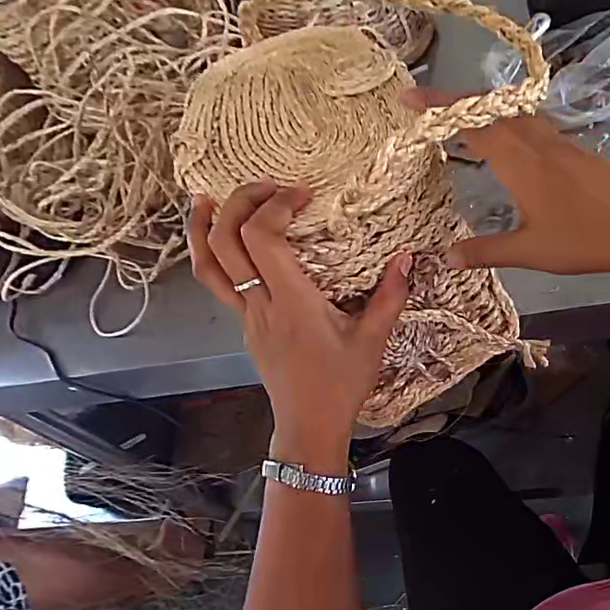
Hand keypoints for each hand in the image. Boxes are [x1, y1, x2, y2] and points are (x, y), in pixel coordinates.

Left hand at [187, 183, 410, 468]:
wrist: (309, 425)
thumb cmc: (342, 385)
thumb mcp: (373, 341)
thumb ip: (390, 297)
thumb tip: (406, 258)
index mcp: (292, 303)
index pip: (263, 239)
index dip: (276, 206)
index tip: (303, 195)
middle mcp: (260, 305)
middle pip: (225, 241)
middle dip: (240, 203)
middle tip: (268, 185)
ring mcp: (246, 316)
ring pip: (207, 265)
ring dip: (203, 227)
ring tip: (205, 198)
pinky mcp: (245, 326)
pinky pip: (216, 282)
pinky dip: (211, 253)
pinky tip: (220, 240)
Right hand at [412, 89, 609, 278]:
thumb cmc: (584, 240)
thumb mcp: (530, 251)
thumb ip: (487, 251)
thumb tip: (446, 257)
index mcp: (520, 163)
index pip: (473, 126)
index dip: (439, 109)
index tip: (410, 95)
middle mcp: (537, 144)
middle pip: (492, 110)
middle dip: (456, 102)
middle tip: (427, 102)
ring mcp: (559, 144)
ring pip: (515, 114)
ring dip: (485, 108)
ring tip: (463, 115)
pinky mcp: (575, 151)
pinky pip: (533, 124)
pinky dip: (510, 120)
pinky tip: (511, 135)